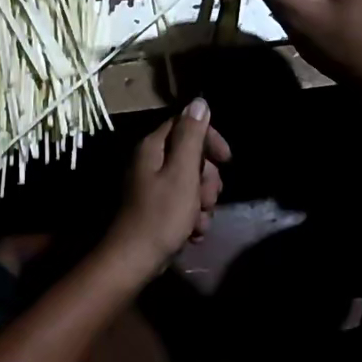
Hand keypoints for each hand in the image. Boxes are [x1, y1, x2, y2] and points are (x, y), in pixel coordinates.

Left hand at [104, 98, 230, 273]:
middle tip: (209, 199)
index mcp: (153, 147)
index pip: (186, 125)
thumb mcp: (182, 173)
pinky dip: (192, 216)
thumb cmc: (162, 215)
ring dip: (202, 202)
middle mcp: (151, 161)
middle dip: (207, 179)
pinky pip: (183, 202)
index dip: (210, 140)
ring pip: (191, 182)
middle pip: (191, 156)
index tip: (226, 160)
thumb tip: (198, 101)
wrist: (135, 260)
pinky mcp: (156, 207)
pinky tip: (193, 232)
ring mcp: (153, 185)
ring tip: (199, 221)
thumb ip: (191, 137)